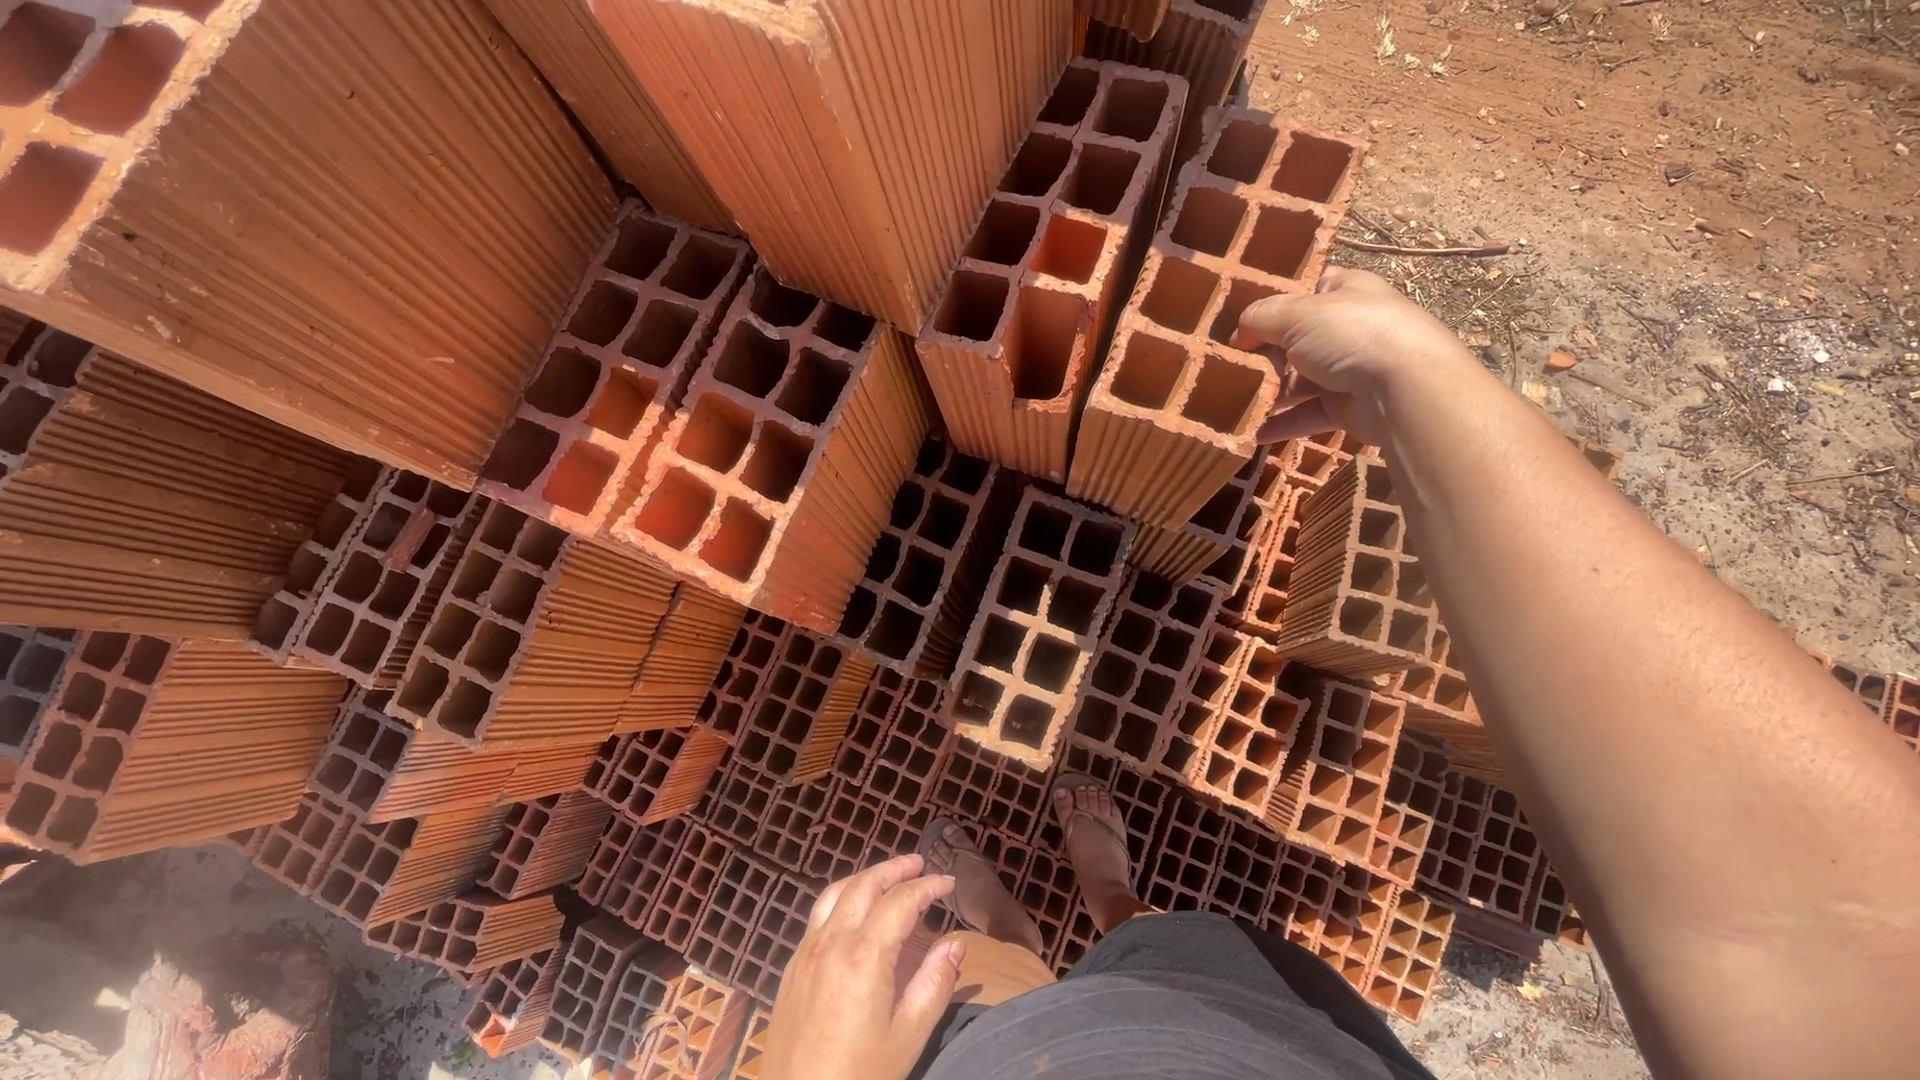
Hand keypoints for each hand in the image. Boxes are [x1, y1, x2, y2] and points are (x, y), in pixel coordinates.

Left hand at [762, 855, 962, 1079]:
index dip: (928, 886)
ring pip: (836, 893)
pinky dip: (842, 898)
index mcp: (864, 955)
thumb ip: (934, 984)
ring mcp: (806, 952)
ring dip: (866, 878)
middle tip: (920, 864)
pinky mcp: (792, 967)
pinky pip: (818, 915)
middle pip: (865, 885)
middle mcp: (832, 942)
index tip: (950, 882)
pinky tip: (854, 913)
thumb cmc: (859, 1075)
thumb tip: (956, 945)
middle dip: (895, 869)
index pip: (901, 901)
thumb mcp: (908, 1037)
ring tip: (889, 878)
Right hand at [1232, 267, 1480, 444]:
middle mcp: (1348, 327)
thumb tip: (1239, 333)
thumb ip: (1260, 318)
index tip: (1240, 317)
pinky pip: (1306, 414)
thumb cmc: (1351, 334)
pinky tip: (1255, 432)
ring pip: (1298, 379)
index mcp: (1344, 291)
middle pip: (1295, 338)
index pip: (1306, 288)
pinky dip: (1282, 423)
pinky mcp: (1347, 406)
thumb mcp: (1297, 314)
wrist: (1404, 388)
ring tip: (1236, 400)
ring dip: (1269, 390)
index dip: (1273, 300)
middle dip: (1264, 351)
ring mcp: (1348, 368)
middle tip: (1231, 363)